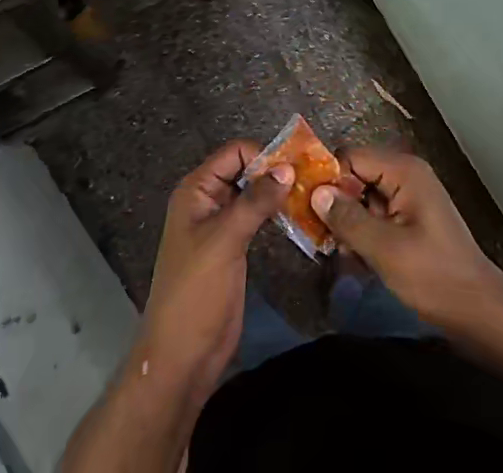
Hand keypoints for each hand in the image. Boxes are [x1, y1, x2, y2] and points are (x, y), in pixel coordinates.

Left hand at [141, 141, 292, 393]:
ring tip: (316, 197)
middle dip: (276, 173)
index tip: (302, 166)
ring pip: (253, 196)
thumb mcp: (224, 240)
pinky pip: (257, 219)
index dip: (264, 155)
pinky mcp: (234, 247)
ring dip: (279, 194)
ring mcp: (221, 225)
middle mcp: (207, 201)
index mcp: (196, 190)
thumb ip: (254, 202)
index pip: (233, 154)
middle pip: (244, 171)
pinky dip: (277, 215)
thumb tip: (286, 167)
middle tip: (318, 180)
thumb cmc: (196, 289)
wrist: (185, 349)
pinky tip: (302, 219)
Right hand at [311, 148, 502, 331]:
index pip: (349, 157)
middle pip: (353, 175)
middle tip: (319, 232)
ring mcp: (408, 198)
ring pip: (360, 197)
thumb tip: (314, 192)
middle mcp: (405, 176)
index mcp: (404, 171)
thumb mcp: (384, 248)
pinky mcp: (408, 220)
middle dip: (334, 202)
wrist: (483, 317)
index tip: (307, 206)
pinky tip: (354, 258)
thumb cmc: (435, 277)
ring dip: (345, 221)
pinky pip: (372, 215)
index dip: (328, 178)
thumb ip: (346, 217)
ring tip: (337, 250)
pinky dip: (360, 232)